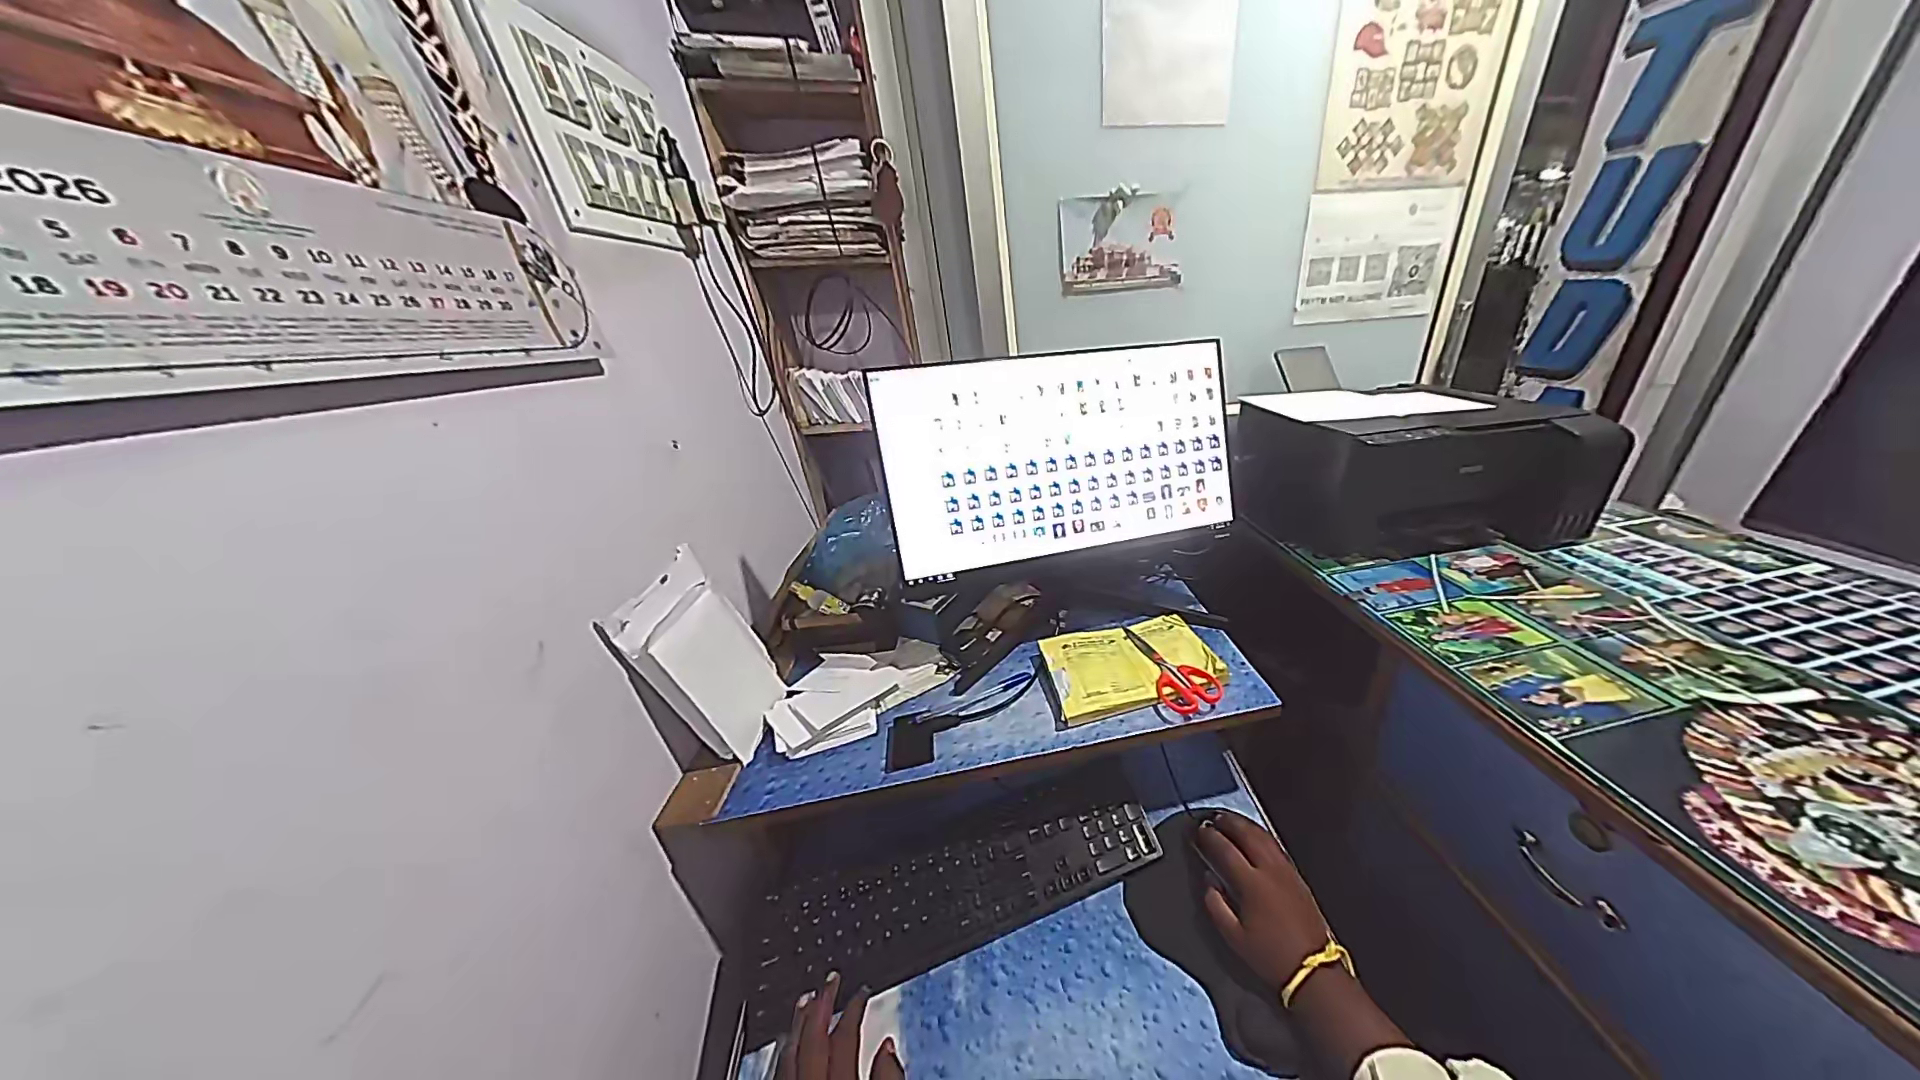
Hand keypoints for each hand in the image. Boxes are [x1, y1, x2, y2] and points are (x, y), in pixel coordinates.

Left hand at [779, 972, 905, 1079]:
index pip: (845, 1036)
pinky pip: (778, 1071)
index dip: (854, 1007)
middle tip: (831, 977)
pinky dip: (784, 1049)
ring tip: (807, 998)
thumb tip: (889, 1046)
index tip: (863, 989)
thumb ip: (889, 1078)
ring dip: (799, 1022)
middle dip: (823, 1003)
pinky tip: (788, 1039)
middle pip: (813, 1039)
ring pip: (790, 1053)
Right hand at [1194, 811, 1333, 987]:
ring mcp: (1287, 872)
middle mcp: (1270, 870)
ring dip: (1244, 824)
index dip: (1208, 837)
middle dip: (1227, 822)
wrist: (1314, 972)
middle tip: (1211, 817)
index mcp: (1251, 884)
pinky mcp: (1298, 877)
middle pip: (1246, 834)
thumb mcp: (1233, 936)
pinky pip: (1275, 846)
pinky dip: (1260, 834)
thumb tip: (1209, 880)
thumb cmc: (1270, 956)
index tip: (1196, 832)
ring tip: (1230, 820)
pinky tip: (1254, 836)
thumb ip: (1215, 904)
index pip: (1224, 849)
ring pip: (1264, 836)